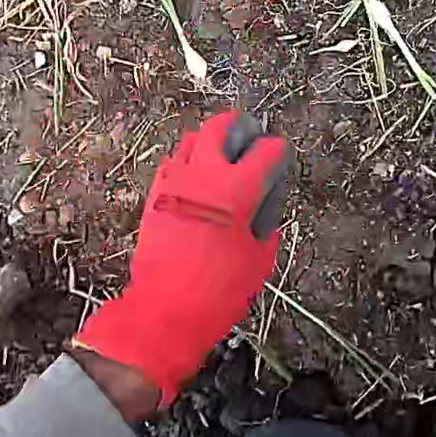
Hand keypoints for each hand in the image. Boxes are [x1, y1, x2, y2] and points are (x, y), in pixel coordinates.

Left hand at [72, 112, 289, 407]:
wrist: (164, 310)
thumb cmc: (219, 290)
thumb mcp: (259, 260)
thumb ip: (265, 227)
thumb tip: (262, 214)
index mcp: (239, 189)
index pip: (266, 151)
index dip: (278, 150)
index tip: (280, 155)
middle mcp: (206, 175)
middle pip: (222, 128)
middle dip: (240, 126)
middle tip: (250, 135)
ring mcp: (175, 181)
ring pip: (193, 140)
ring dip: (211, 141)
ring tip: (223, 153)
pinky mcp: (155, 195)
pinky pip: (173, 164)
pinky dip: (188, 162)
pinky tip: (196, 178)